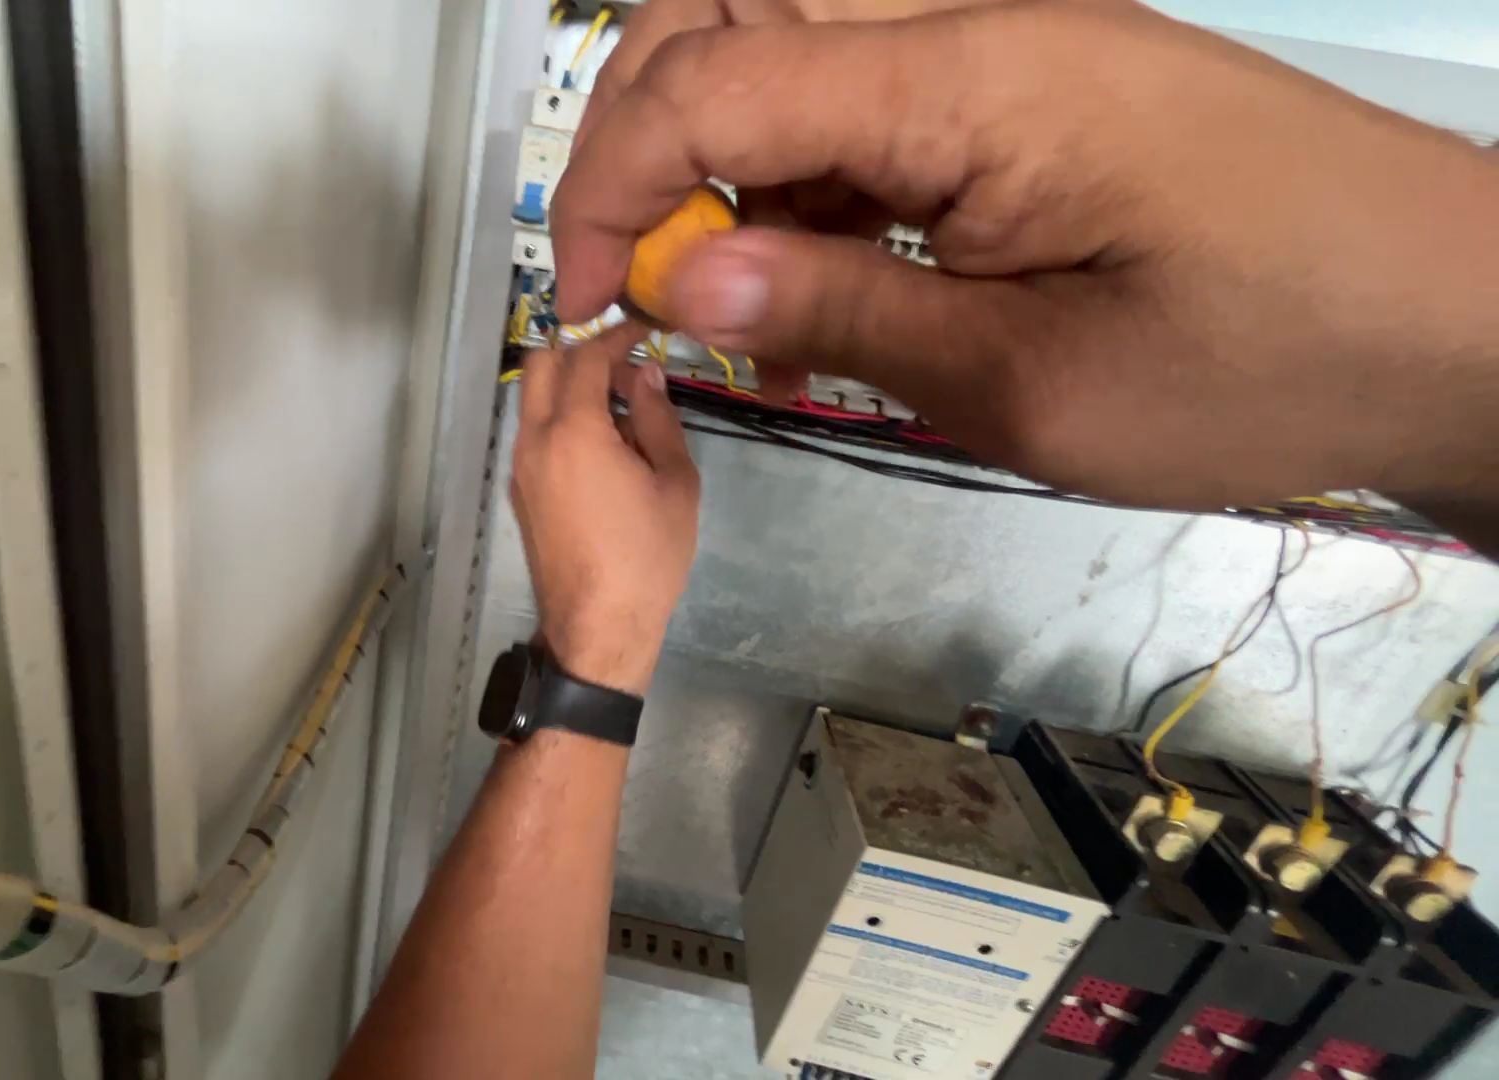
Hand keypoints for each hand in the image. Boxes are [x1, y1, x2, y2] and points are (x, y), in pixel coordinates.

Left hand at [511, 331, 700, 696]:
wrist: (598, 624)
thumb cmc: (647, 555)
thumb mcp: (674, 482)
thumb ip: (657, 418)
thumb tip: (645, 375)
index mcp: (573, 431)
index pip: (585, 358)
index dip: (615, 336)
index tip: (642, 329)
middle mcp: (533, 441)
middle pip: (540, 366)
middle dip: (579, 352)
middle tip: (623, 369)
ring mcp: (519, 469)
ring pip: (532, 402)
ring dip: (569, 389)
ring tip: (619, 414)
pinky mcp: (519, 494)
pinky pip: (533, 436)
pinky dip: (559, 422)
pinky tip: (600, 450)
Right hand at [551, 2, 1498, 513]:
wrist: (1447, 335)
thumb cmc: (1249, 368)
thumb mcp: (1015, 379)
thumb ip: (839, 312)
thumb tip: (685, 283)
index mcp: (971, 79)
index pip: (716, 82)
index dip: (613, 186)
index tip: (585, 296)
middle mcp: (966, 27)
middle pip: (724, 12)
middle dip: (632, 138)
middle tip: (625, 264)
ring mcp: (983, 57)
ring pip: (771, 57)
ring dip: (704, 172)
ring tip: (720, 301)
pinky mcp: (997, 100)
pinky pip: (838, 120)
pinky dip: (778, 199)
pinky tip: (795, 291)